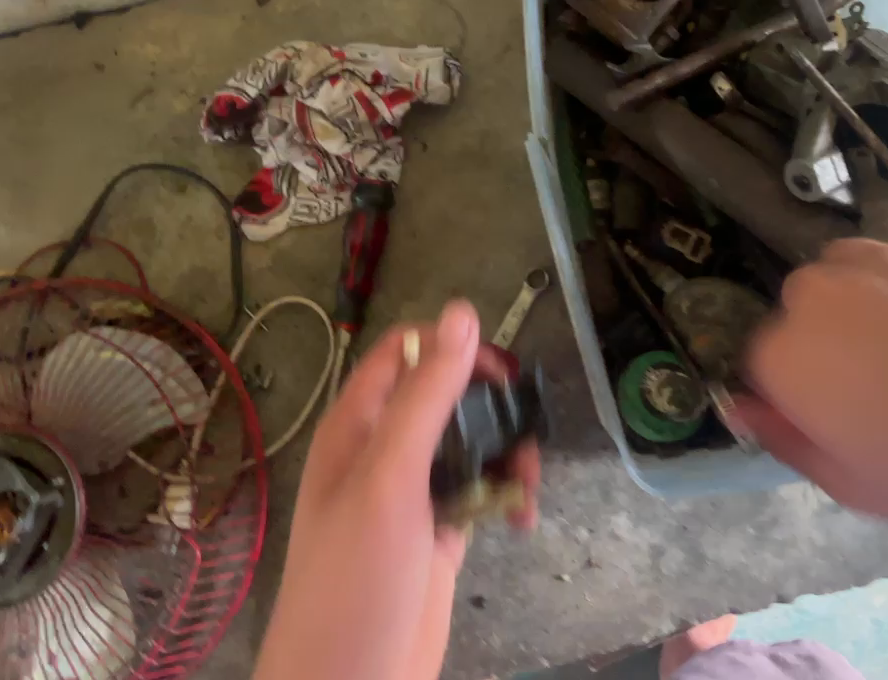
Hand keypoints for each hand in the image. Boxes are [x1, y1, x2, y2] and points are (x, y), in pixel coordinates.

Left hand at [253, 302, 539, 679]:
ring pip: (470, 443)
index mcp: (360, 423)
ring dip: (507, 454)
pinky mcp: (440, 531)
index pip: (406, 352)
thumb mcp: (391, 477)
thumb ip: (427, 394)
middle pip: (447, 396)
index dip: (452, 348)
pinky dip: (506, 496)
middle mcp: (385, 449)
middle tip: (526, 429)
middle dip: (490, 406)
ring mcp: (413, 493)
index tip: (499, 372)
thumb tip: (462, 311)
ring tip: (530, 487)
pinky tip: (523, 519)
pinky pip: (480, 491)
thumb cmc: (357, 577)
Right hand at [727, 239, 887, 537]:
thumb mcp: (850, 484)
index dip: (788, 391)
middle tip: (876, 389)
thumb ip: (782, 438)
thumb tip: (741, 405)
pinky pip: (880, 265)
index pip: (756, 362)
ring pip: (834, 282)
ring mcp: (864, 264)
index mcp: (782, 355)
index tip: (828, 416)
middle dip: (818, 345)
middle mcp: (809, 296)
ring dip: (851, 310)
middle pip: (793, 315)